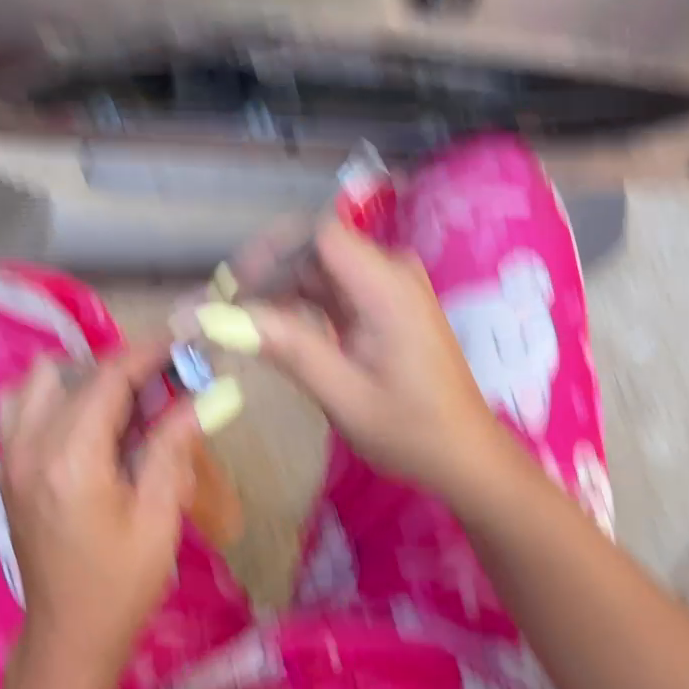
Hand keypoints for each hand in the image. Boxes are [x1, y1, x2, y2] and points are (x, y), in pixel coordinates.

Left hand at [0, 340, 200, 678]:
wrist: (69, 637)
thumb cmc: (121, 583)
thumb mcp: (160, 517)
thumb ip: (173, 447)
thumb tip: (198, 395)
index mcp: (70, 459)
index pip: (107, 378)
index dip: (146, 353)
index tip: (179, 343)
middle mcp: (29, 447)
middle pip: (74, 372)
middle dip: (121, 367)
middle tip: (161, 384)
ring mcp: (9, 456)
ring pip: (38, 381)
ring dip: (79, 377)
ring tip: (119, 403)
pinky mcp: (5, 467)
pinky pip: (21, 406)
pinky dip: (53, 397)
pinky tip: (86, 423)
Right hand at [246, 221, 510, 501]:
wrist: (465, 455)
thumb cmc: (412, 431)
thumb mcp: (344, 396)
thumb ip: (288, 350)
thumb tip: (223, 319)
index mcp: (388, 288)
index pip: (321, 233)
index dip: (272, 249)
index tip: (236, 285)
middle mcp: (391, 273)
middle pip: (316, 248)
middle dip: (269, 271)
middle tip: (229, 311)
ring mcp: (389, 286)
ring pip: (319, 267)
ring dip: (280, 289)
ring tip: (243, 323)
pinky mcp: (383, 303)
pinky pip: (333, 287)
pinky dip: (301, 303)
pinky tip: (275, 330)